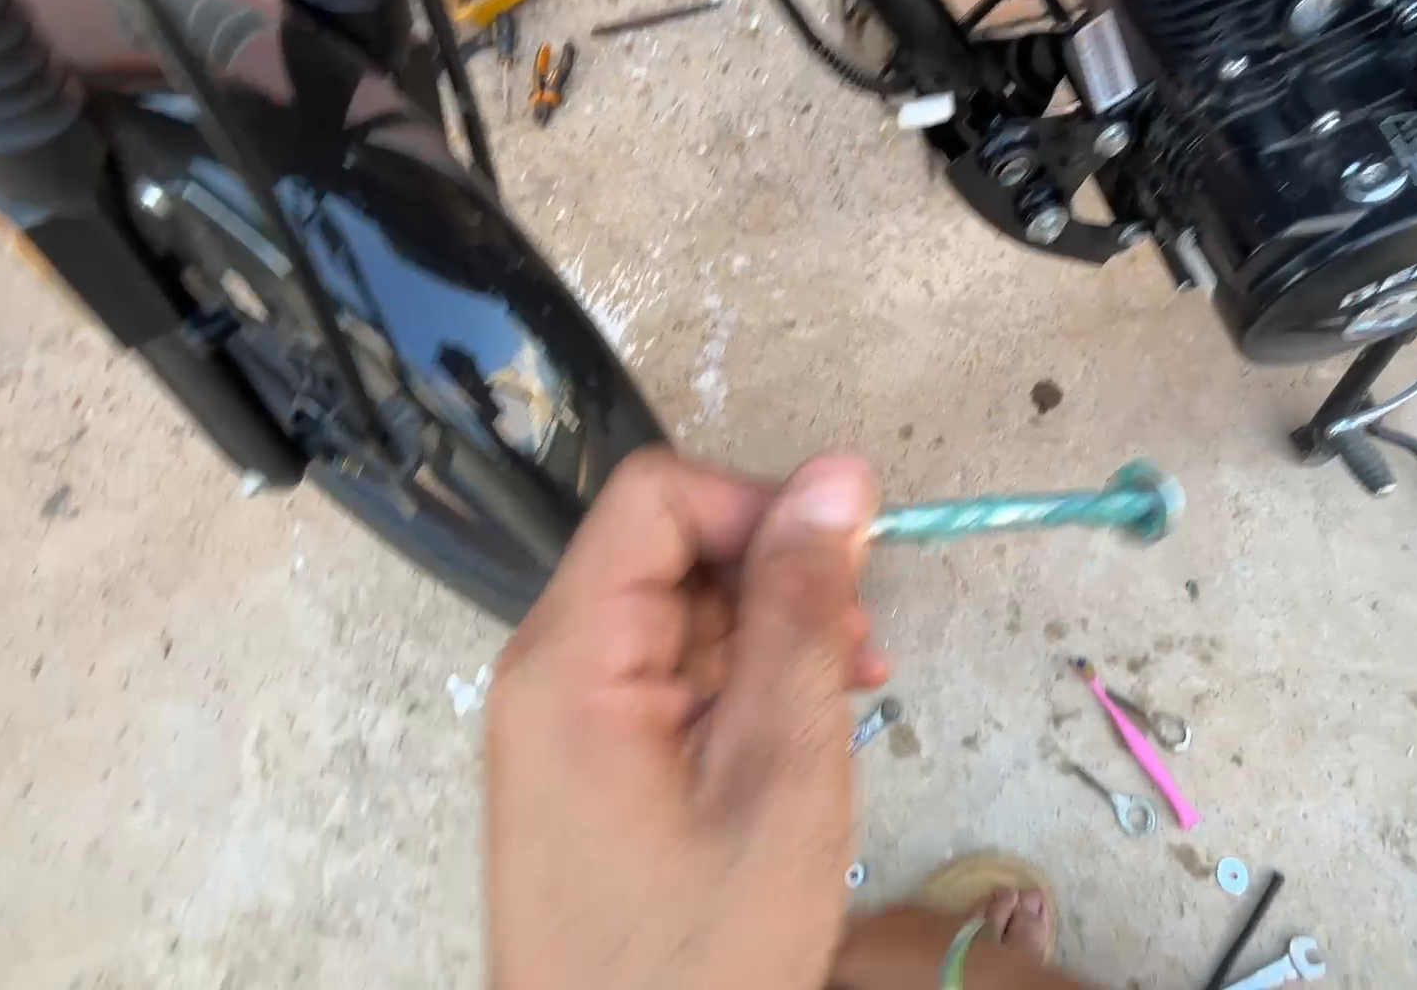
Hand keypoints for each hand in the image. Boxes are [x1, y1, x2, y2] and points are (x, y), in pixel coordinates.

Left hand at [485, 449, 884, 989]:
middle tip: (857, 641)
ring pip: (693, 604)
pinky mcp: (609, 745)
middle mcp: (559, 662)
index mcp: (573, 653)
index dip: (754, 507)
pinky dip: (759, 671)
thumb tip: (840, 475)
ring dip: (780, 625)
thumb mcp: (778, 764)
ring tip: (852, 682)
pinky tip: (813, 712)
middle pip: (676, 548)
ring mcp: (580, 707)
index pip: (659, 497)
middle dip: (777, 574)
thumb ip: (803, 609)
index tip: (836, 566)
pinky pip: (690, 664)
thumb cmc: (708, 952)